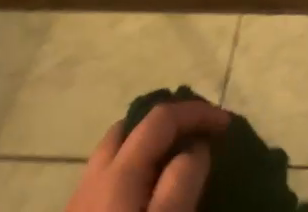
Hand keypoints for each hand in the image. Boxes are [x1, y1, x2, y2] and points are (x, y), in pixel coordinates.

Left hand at [65, 99, 228, 211]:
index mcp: (119, 170)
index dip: (198, 112)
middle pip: (131, 126)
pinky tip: (145, 189)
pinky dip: (133, 166)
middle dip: (167, 120)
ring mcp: (80, 195)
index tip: (227, 124)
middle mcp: (94, 172)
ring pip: (115, 151)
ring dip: (147, 143)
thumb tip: (196, 146)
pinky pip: (107, 175)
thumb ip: (184, 179)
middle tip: (197, 134)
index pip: (162, 117)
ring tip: (174, 159)